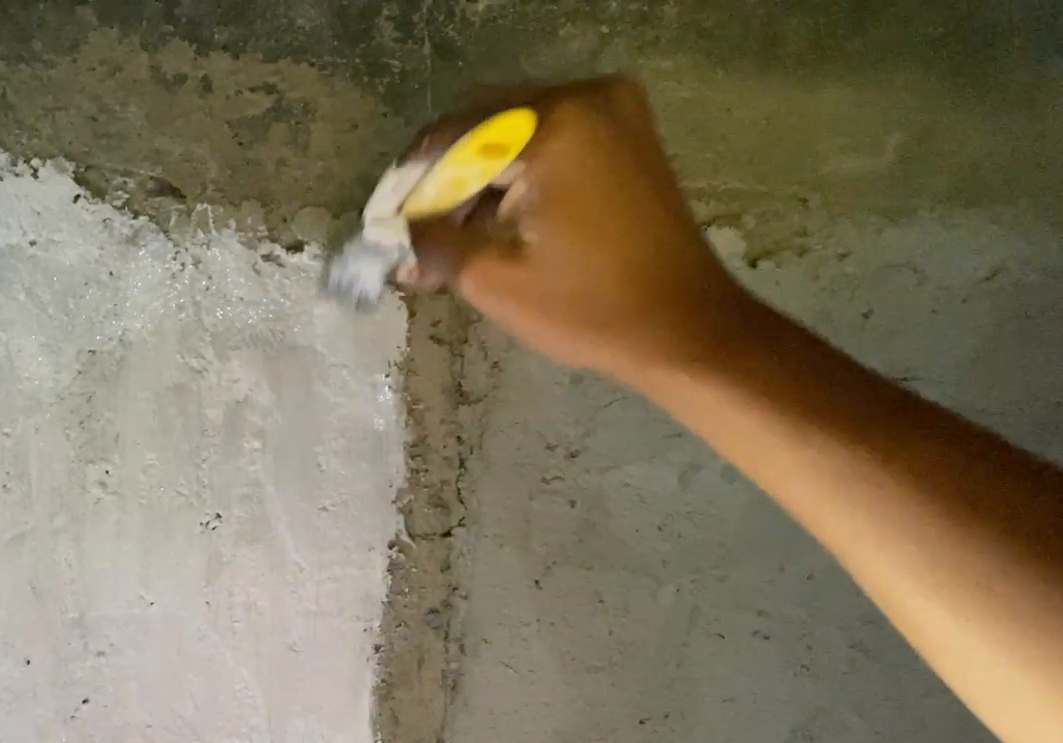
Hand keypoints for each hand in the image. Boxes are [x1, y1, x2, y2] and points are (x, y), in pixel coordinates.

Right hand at [400, 76, 767, 378]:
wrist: (680, 325)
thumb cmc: (584, 307)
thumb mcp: (490, 278)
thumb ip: (431, 243)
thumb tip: (389, 233)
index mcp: (554, 126)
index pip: (452, 138)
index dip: (409, 183)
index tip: (382, 223)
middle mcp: (584, 98)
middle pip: (480, 128)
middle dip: (439, 183)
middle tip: (412, 235)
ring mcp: (610, 112)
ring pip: (509, 137)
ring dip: (471, 185)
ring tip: (443, 243)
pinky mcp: (621, 137)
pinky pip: (543, 145)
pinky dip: (508, 181)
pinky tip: (485, 227)